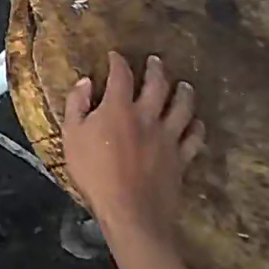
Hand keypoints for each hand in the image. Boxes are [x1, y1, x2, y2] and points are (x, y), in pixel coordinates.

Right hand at [61, 52, 205, 252]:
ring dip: (183, 93)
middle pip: (157, 85)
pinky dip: (196, 126)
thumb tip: (85, 81)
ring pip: (182, 108)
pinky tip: (196, 122)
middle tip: (156, 61)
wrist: (131, 212)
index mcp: (118, 108)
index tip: (115, 55)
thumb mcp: (71, 135)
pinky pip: (195, 137)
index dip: (118, 62)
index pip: (121, 75)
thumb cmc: (94, 172)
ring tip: (184, 85)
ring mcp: (168, 137)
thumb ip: (77, 104)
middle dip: (156, 70)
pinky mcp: (181, 158)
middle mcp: (147, 116)